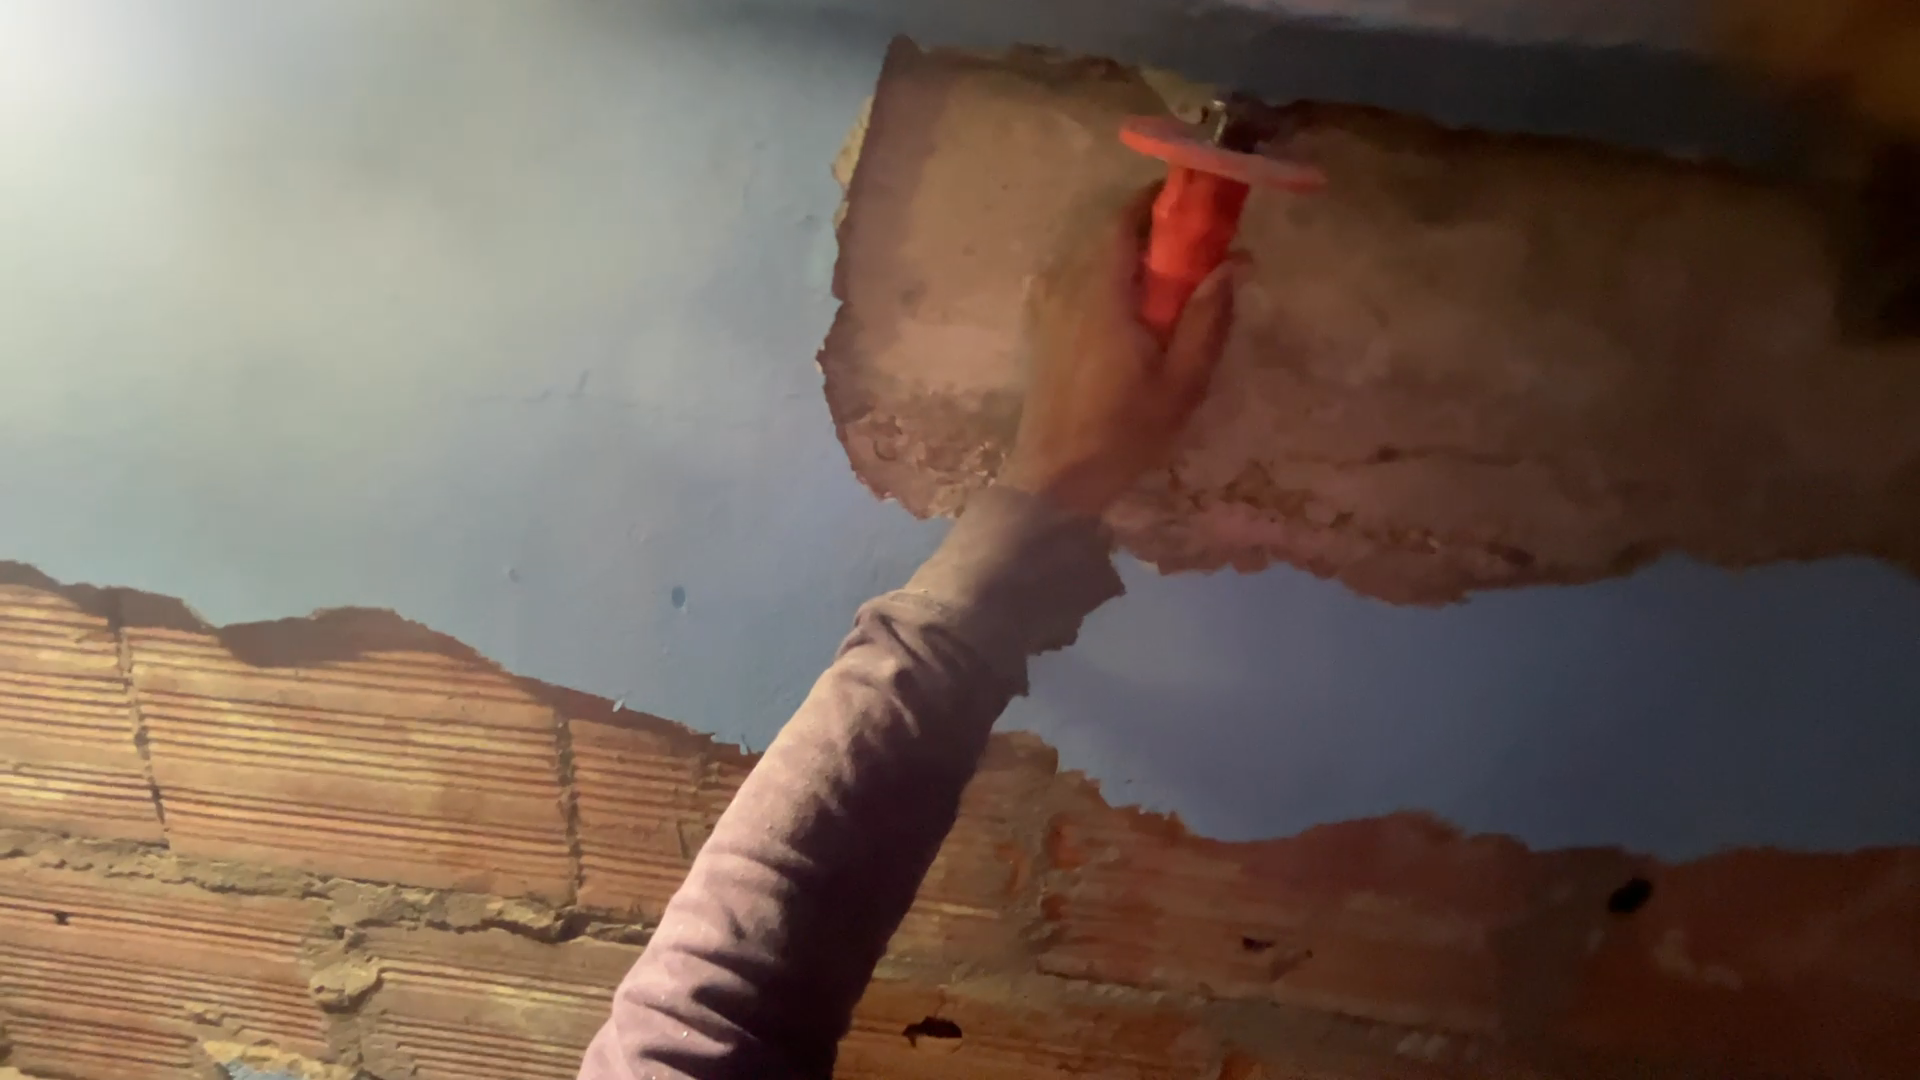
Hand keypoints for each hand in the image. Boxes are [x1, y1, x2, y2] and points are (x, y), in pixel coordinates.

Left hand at [999, 183, 1245, 517]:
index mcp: (1102, 295)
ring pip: (1091, 266)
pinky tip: (1128, 319)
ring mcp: (1048, 315)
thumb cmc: (1123, 433)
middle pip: (1108, 241)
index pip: (1124, 221)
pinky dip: (1105, 286)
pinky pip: (1075, 290)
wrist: (1056, 477)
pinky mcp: (1042, 337)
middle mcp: (1067, 292)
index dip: (1157, 202)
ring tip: (1166, 288)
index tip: (1194, 201)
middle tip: (1193, 252)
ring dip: (1128, 262)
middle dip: (1151, 235)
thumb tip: (1236, 260)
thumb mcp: (1181, 382)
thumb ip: (1209, 318)